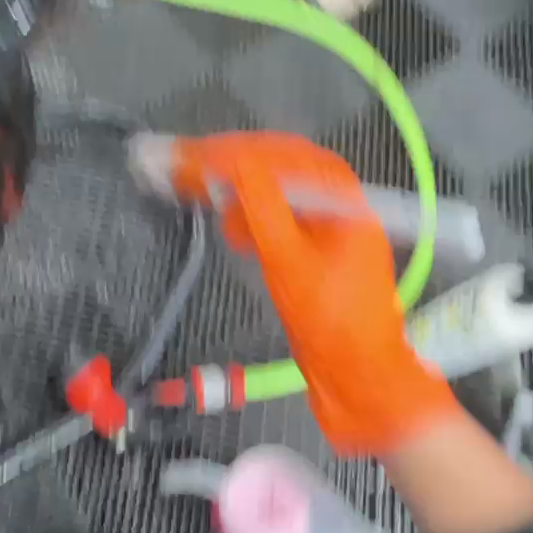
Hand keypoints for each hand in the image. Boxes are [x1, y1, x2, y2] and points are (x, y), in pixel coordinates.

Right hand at [165, 132, 459, 456]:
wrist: (360, 380)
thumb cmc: (330, 323)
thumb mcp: (289, 262)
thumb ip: (261, 208)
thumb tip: (230, 163)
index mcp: (340, 197)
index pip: (275, 155)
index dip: (224, 152)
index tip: (180, 157)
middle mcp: (334, 203)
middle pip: (271, 165)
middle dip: (220, 164)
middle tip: (172, 166)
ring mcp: (321, 227)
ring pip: (269, 190)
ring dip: (230, 188)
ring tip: (194, 191)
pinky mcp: (308, 251)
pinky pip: (272, 217)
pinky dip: (244, 216)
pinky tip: (229, 229)